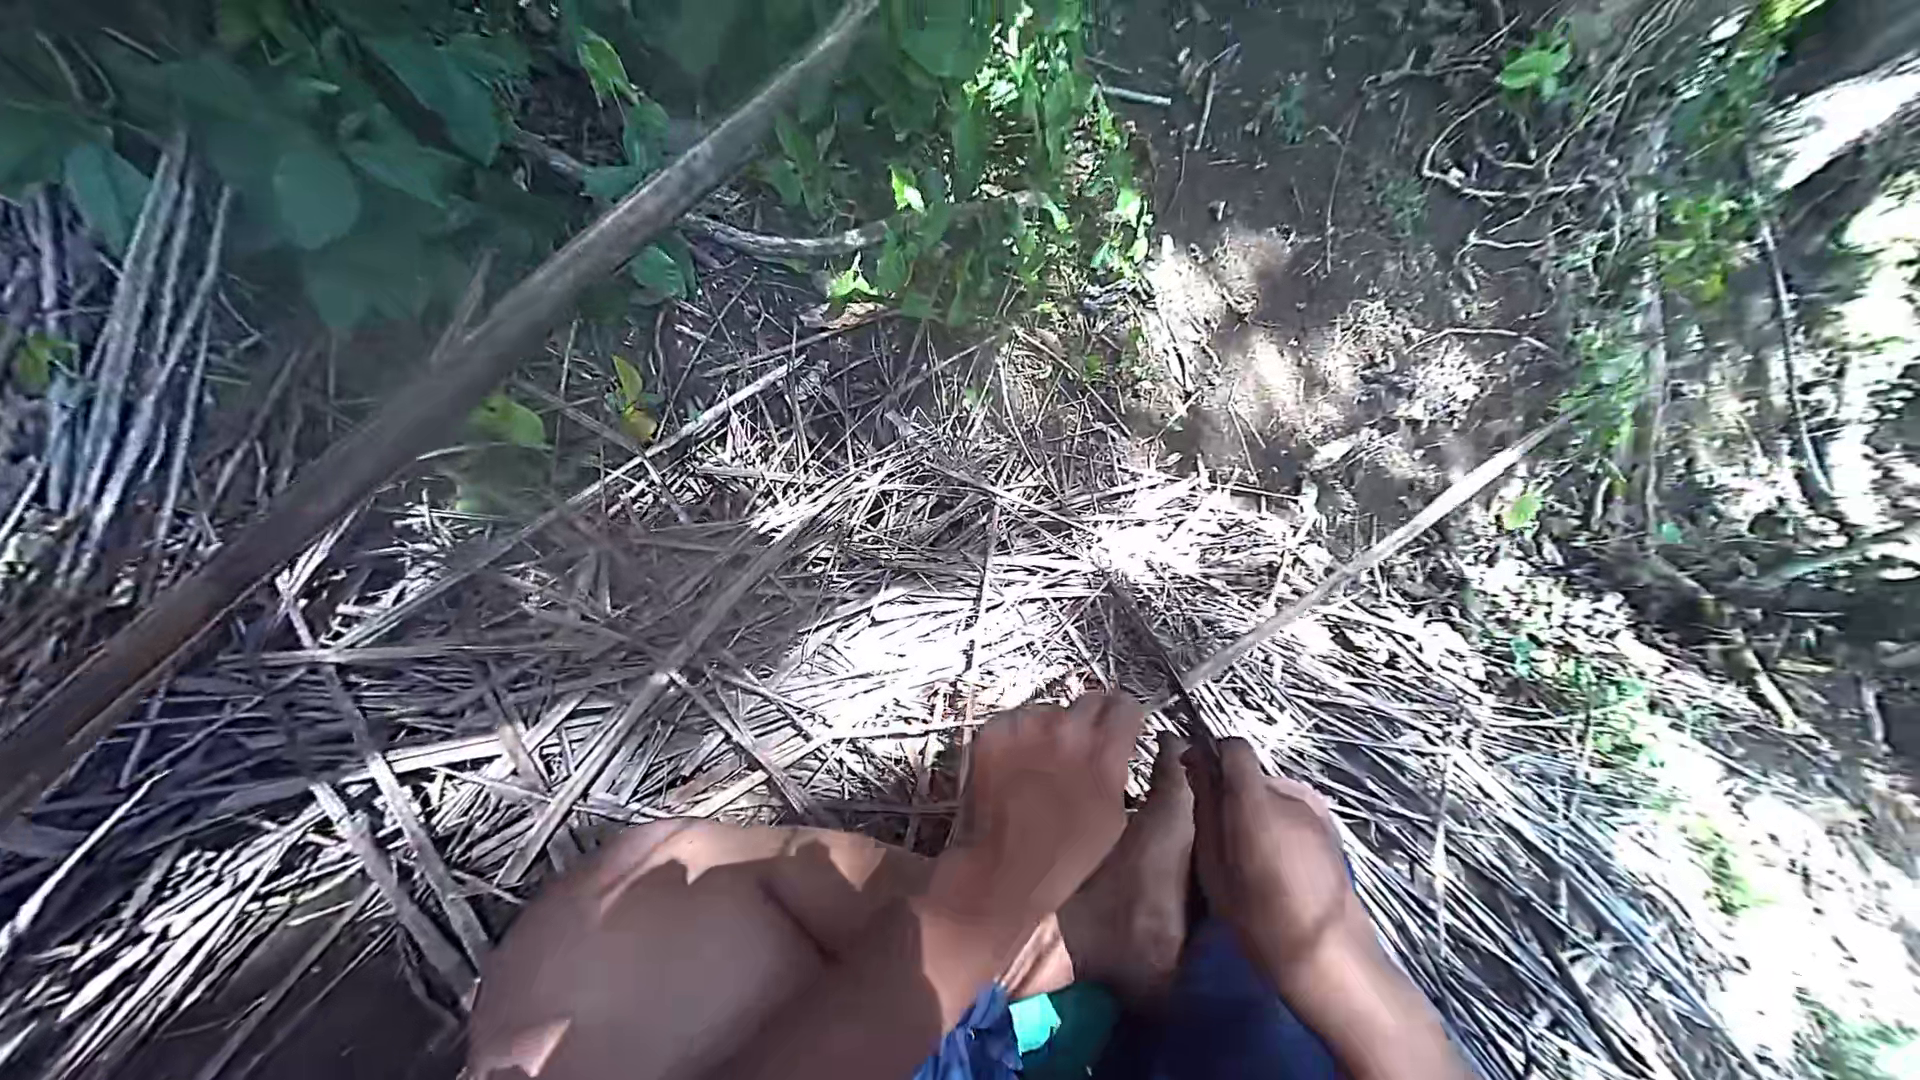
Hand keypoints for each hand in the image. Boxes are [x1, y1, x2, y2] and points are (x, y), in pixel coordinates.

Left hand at [935, 693, 1143, 925]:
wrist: (1000, 869)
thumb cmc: (1062, 855)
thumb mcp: (1112, 815)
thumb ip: (1116, 767)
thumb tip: (1116, 742)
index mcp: (1102, 753)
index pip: (1125, 706)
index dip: (1124, 715)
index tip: (1119, 722)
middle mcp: (1066, 730)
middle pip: (1089, 699)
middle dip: (1091, 718)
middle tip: (1081, 742)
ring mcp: (1027, 727)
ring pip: (1049, 710)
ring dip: (1051, 728)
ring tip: (1042, 762)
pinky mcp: (995, 731)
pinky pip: (1016, 721)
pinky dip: (1020, 736)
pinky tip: (1016, 764)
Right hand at [1184, 738, 1367, 981]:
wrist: (1332, 961)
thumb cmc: (1260, 917)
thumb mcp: (1214, 865)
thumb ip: (1204, 808)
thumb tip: (1196, 765)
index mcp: (1256, 799)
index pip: (1233, 747)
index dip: (1213, 754)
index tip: (1199, 776)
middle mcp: (1289, 796)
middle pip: (1250, 774)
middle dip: (1232, 792)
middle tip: (1220, 831)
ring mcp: (1317, 813)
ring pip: (1272, 795)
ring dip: (1256, 810)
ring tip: (1250, 854)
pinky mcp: (1333, 832)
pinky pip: (1293, 812)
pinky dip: (1279, 824)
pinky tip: (1277, 863)